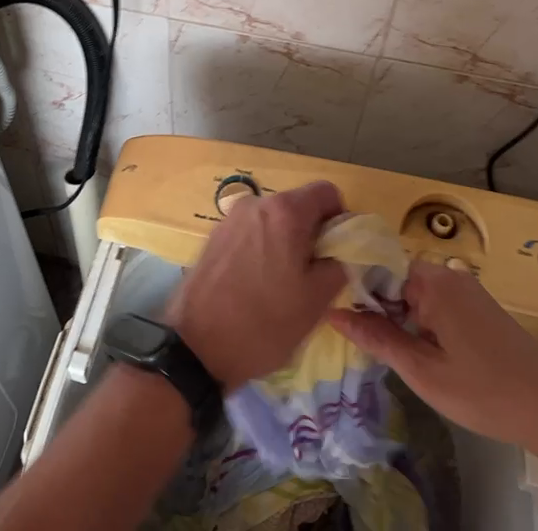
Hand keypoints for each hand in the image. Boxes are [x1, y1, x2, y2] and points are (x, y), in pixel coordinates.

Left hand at [164, 181, 347, 389]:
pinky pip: (250, 233)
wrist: (197, 346)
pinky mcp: (213, 237)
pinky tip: (257, 284)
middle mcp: (255, 204)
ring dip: (286, 242)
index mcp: (285, 211)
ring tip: (284, 284)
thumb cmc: (264, 322)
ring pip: (273, 221)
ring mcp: (230, 219)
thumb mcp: (316, 300)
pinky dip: (262, 249)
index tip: (338, 252)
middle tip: (314, 274)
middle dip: (312, 233)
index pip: (327, 192)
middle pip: (298, 205)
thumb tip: (340, 252)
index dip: (340, 219)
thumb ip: (338, 264)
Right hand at [327, 260, 537, 445]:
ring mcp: (467, 292)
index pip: (377, 267)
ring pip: (414, 293)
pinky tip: (413, 351)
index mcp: (434, 283)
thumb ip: (377, 338)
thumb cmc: (483, 392)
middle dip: (374, 305)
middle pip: (395, 278)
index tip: (333, 311)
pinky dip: (418, 322)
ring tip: (378, 346)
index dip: (353, 288)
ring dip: (396, 316)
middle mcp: (450, 277)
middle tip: (353, 337)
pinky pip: (435, 304)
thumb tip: (333, 312)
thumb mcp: (422, 370)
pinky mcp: (479, 309)